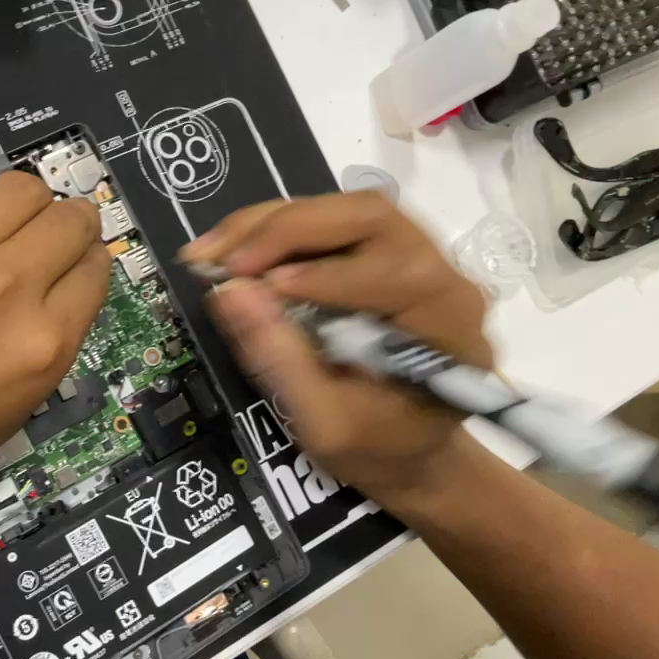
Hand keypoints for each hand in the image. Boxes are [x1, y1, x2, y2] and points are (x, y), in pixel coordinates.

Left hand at [0, 172, 111, 531]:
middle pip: (68, 219)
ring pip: (20, 189)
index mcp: (44, 343)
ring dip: (24, 207)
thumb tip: (59, 283)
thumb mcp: (17, 404)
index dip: (88, 263)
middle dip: (70, 225)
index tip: (73, 265)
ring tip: (0, 231)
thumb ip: (49, 337)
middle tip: (47, 239)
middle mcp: (7, 288)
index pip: (95, 268)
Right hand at [184, 191, 491, 498]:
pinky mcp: (380, 251)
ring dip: (269, 223)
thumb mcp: (324, 422)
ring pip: (342, 208)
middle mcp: (442, 273)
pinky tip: (231, 249)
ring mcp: (414, 254)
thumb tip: (229, 293)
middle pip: (367, 216)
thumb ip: (282, 360)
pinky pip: (328, 221)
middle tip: (219, 259)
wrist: (406, 450)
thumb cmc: (375, 446)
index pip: (393, 270)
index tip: (249, 288)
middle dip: (284, 230)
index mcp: (447, 322)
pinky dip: (272, 229)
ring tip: (212, 251)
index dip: (320, 273)